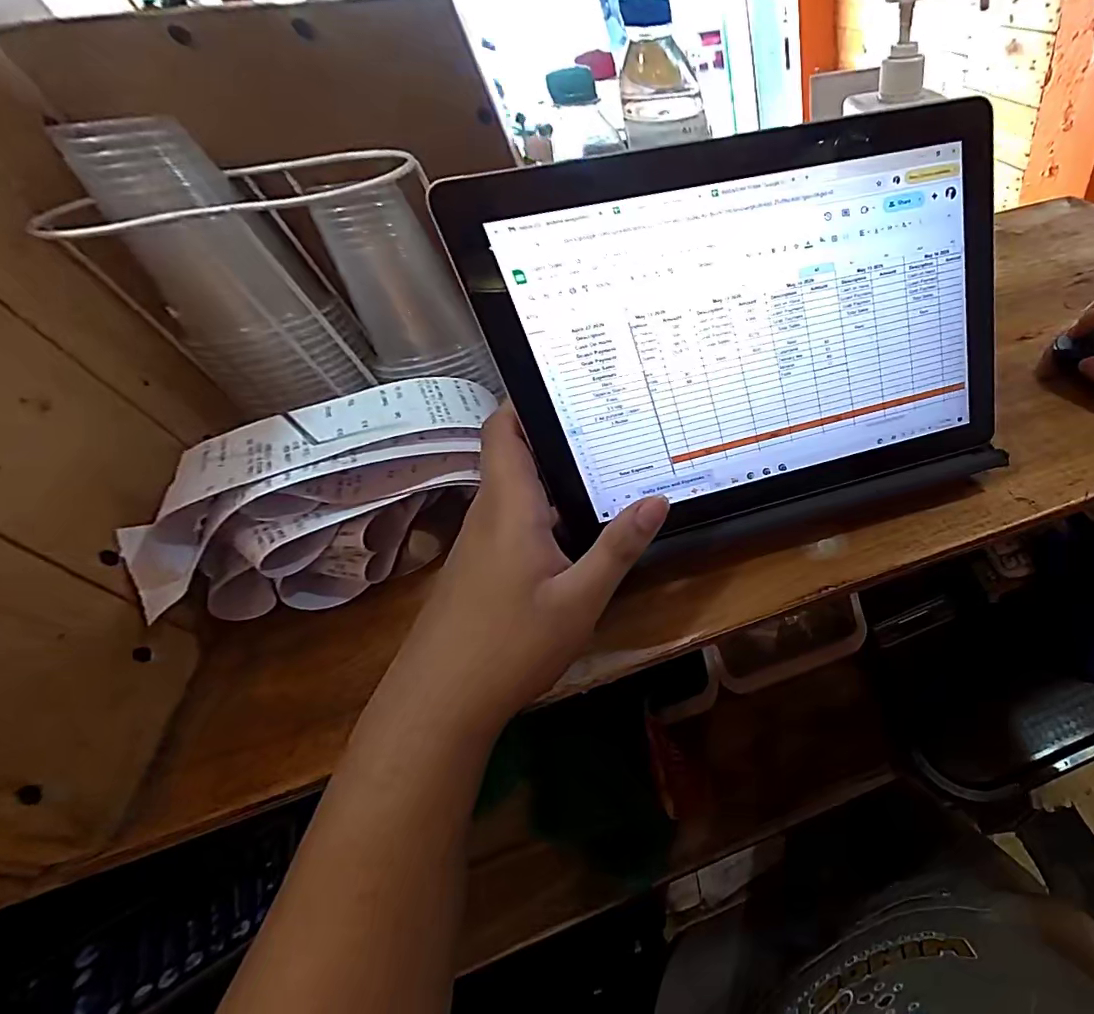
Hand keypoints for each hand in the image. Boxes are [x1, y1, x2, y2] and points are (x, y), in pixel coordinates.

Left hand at [387, 405, 667, 728]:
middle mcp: (489, 516)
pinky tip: (581, 530)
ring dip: (557, 477)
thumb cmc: (509, 647)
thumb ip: (618, 547)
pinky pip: (516, 520)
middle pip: (516, 456)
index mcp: (509, 510)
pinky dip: (549, 511)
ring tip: (610, 469)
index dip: (526, 401)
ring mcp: (481, 544)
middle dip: (559, 437)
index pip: (504, 432)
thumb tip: (657, 500)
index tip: (570, 386)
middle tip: (614, 427)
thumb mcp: (580, 599)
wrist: (436, 706)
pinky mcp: (481, 569)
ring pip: (519, 491)